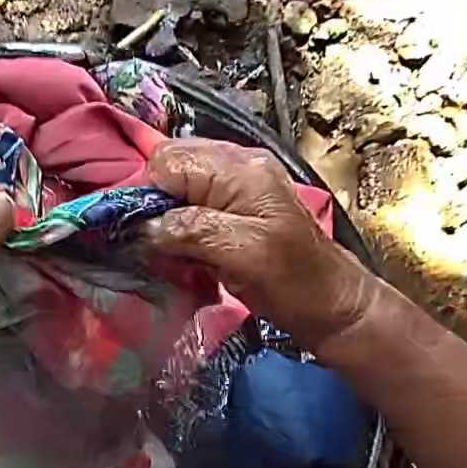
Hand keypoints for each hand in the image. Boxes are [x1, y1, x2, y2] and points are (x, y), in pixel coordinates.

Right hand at [143, 138, 378, 349]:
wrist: (332, 307)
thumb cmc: (294, 280)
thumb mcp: (243, 252)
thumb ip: (191, 230)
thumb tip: (141, 227)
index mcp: (237, 168)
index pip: (166, 160)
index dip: (143, 192)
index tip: (134, 233)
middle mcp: (234, 169)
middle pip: (168, 172)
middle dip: (152, 206)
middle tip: (150, 246)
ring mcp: (235, 192)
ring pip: (177, 193)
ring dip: (164, 223)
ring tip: (168, 254)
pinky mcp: (233, 217)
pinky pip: (191, 213)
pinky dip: (179, 234)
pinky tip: (183, 256)